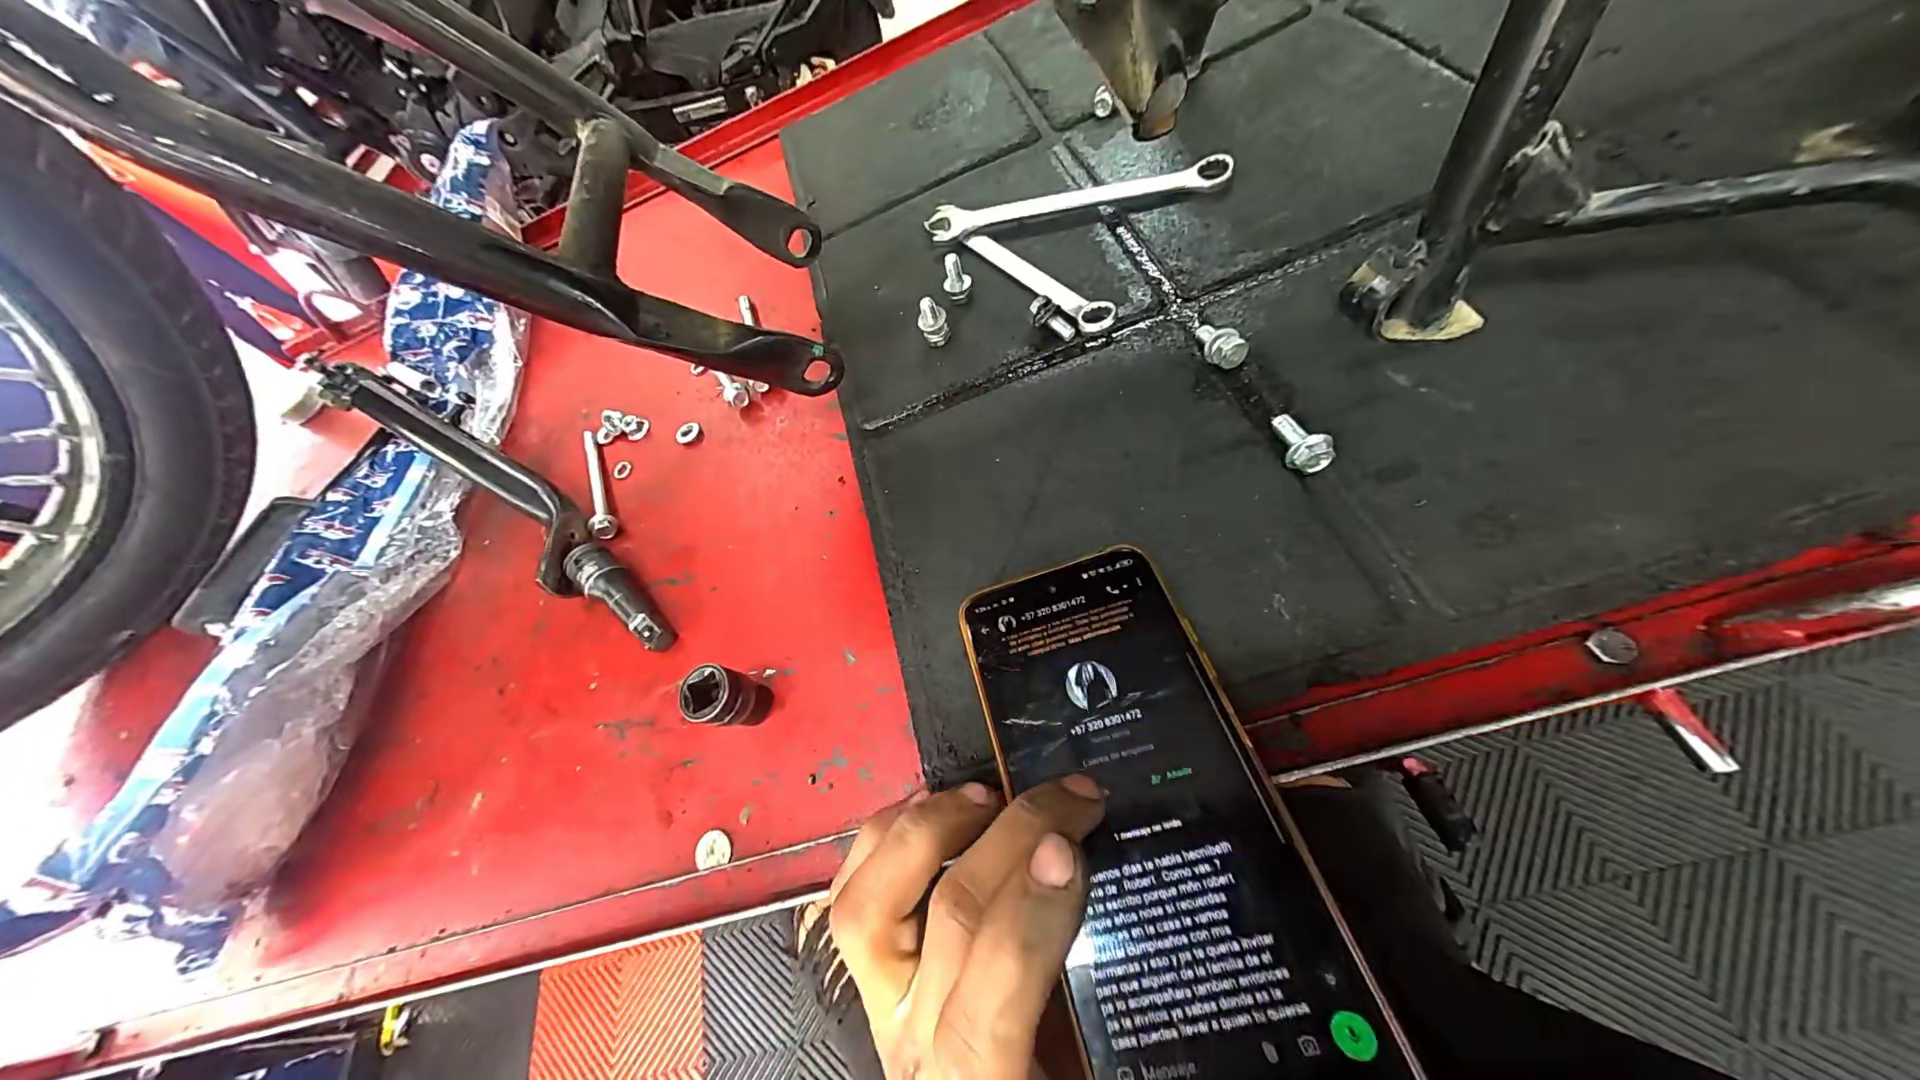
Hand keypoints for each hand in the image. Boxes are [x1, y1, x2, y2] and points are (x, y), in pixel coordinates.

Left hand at [830, 775, 1107, 1078]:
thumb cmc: (1057, 1077)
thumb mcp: (1089, 1067)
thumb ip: (1106, 1005)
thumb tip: (1128, 897)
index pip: (987, 1015)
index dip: (1027, 920)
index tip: (1067, 848)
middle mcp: (913, 1047)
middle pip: (948, 923)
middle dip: (1013, 837)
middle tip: (1070, 795)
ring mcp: (877, 1003)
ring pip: (870, 904)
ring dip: (932, 829)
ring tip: (988, 795)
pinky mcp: (866, 972)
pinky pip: (850, 894)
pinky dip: (885, 836)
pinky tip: (928, 801)